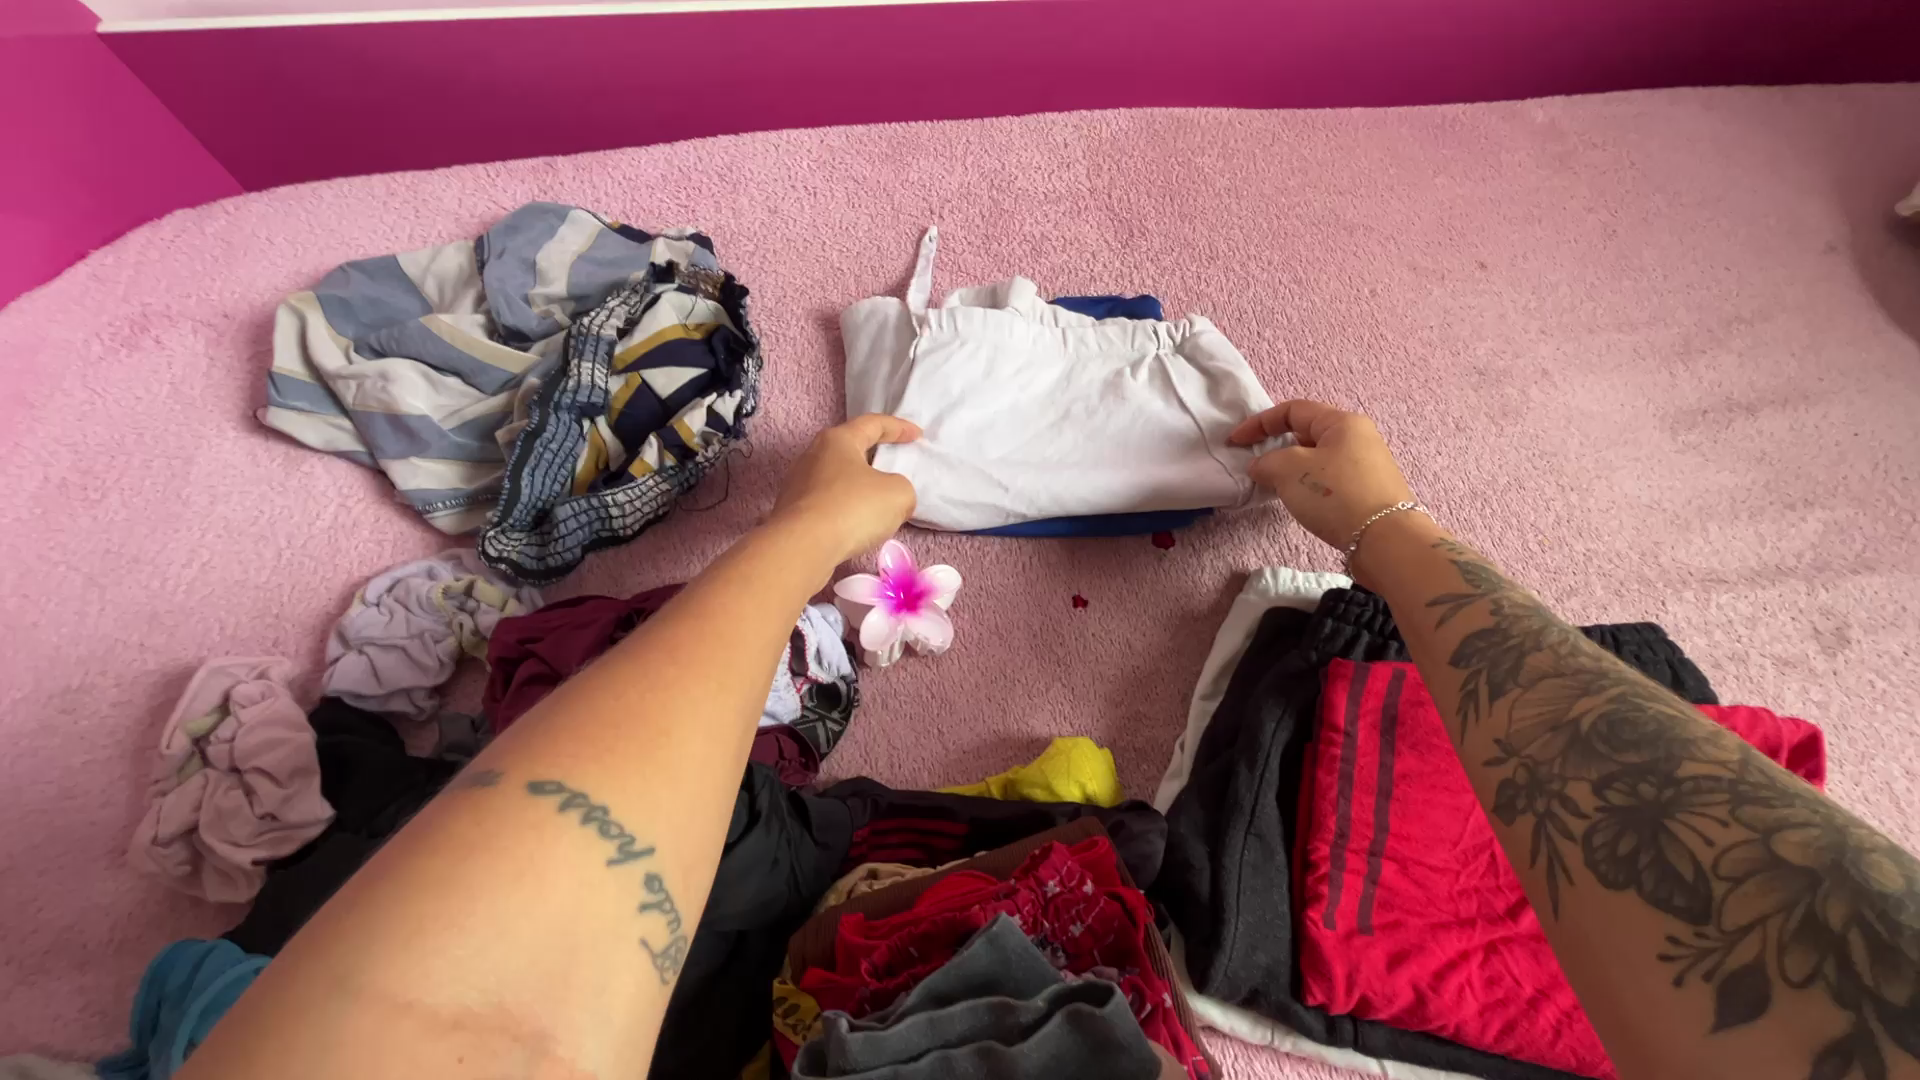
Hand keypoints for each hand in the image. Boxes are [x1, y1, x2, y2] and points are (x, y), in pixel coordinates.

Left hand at [771, 414, 920, 561]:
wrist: (802, 548)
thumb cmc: (852, 509)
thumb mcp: (898, 494)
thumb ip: (903, 488)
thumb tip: (890, 497)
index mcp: (838, 440)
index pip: (872, 424)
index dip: (899, 428)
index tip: (917, 435)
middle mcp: (813, 455)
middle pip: (850, 449)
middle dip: (875, 456)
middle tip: (895, 465)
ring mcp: (798, 484)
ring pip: (838, 478)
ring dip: (859, 486)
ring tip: (879, 501)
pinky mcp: (792, 511)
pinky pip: (827, 503)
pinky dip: (845, 508)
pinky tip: (857, 525)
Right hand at [1230, 400, 1415, 549]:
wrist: (1383, 538)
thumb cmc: (1334, 494)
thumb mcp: (1288, 470)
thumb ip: (1266, 461)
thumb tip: (1260, 466)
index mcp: (1341, 422)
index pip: (1293, 410)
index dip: (1258, 423)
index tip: (1234, 442)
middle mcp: (1357, 437)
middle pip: (1306, 433)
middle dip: (1275, 446)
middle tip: (1255, 464)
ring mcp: (1365, 465)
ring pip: (1316, 458)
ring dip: (1289, 468)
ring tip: (1272, 485)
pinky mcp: (1367, 490)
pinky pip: (1327, 478)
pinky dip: (1306, 484)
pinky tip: (1298, 500)